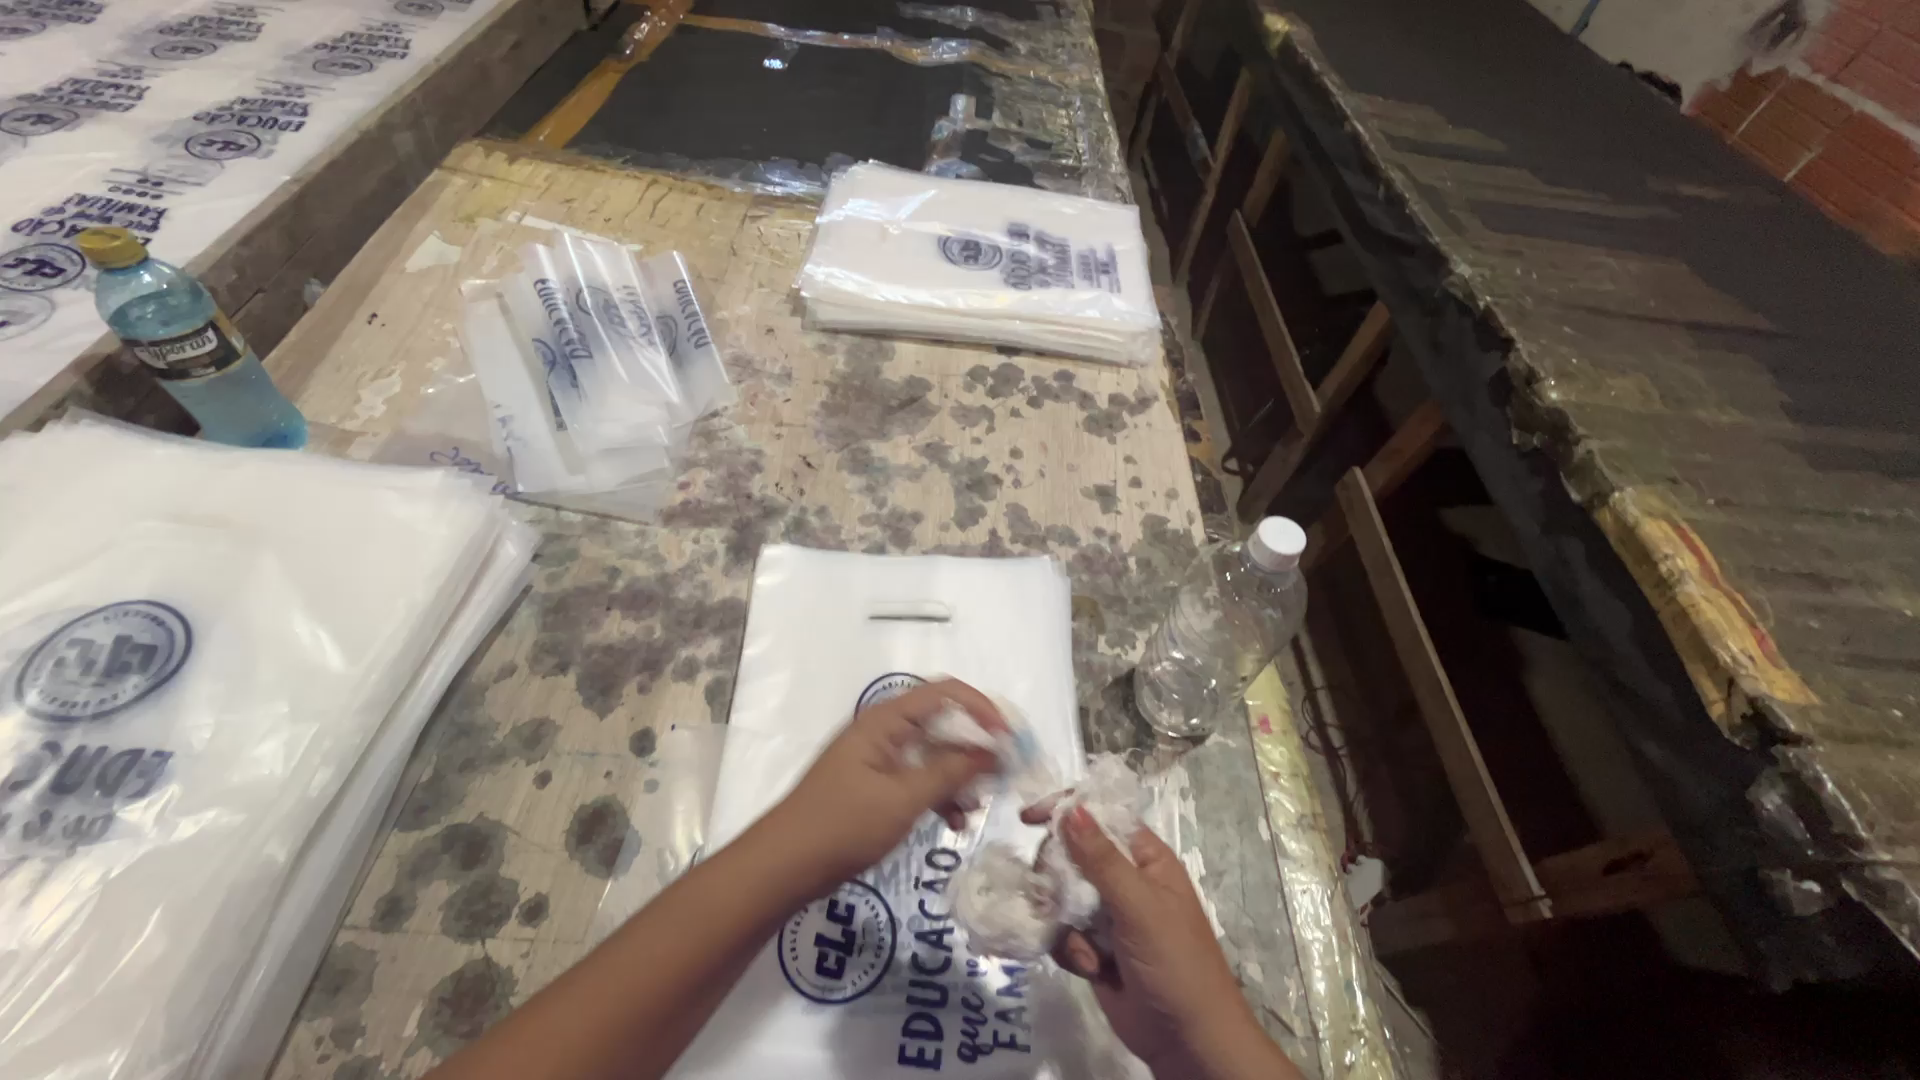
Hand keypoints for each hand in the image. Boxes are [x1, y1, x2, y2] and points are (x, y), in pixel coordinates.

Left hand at [762, 678, 1003, 894]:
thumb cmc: (842, 826)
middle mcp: (882, 731)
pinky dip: (938, 794)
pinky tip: (954, 823)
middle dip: (974, 746)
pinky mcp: (874, 785)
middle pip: (941, 722)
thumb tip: (993, 749)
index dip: (981, 708)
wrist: (783, 866)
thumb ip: (950, 771)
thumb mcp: (903, 799)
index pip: (944, 692)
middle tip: (1002, 775)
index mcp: (885, 721)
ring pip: (932, 753)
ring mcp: (877, 758)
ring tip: (977, 806)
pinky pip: (917, 778)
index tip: (1008, 738)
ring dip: (958, 775)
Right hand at [1033, 805, 1299, 1079]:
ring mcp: (1107, 915)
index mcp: (1145, 858)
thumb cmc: (1175, 962)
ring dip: (1064, 921)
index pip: (1101, 817)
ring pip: (1061, 896)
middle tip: (1055, 895)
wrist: (1188, 1042)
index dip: (1066, 811)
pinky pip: (1062, 932)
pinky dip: (1070, 949)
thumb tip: (1071, 808)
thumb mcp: (1140, 905)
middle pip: (1072, 855)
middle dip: (1058, 877)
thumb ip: (1101, 858)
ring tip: (1085, 946)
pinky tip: (1091, 969)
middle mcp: (1125, 880)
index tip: (1029, 819)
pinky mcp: (1093, 949)